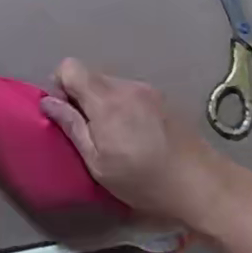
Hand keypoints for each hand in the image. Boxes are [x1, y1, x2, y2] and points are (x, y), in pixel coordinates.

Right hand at [39, 58, 250, 227]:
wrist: (204, 186)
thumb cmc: (144, 180)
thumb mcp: (98, 163)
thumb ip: (71, 127)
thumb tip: (47, 102)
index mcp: (105, 100)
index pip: (70, 66)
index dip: (60, 84)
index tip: (65, 112)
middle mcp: (126, 86)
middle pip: (90, 75)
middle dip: (81, 96)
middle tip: (88, 130)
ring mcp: (147, 90)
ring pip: (109, 84)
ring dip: (102, 102)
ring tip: (114, 135)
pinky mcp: (162, 99)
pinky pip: (129, 92)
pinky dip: (122, 106)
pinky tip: (135, 135)